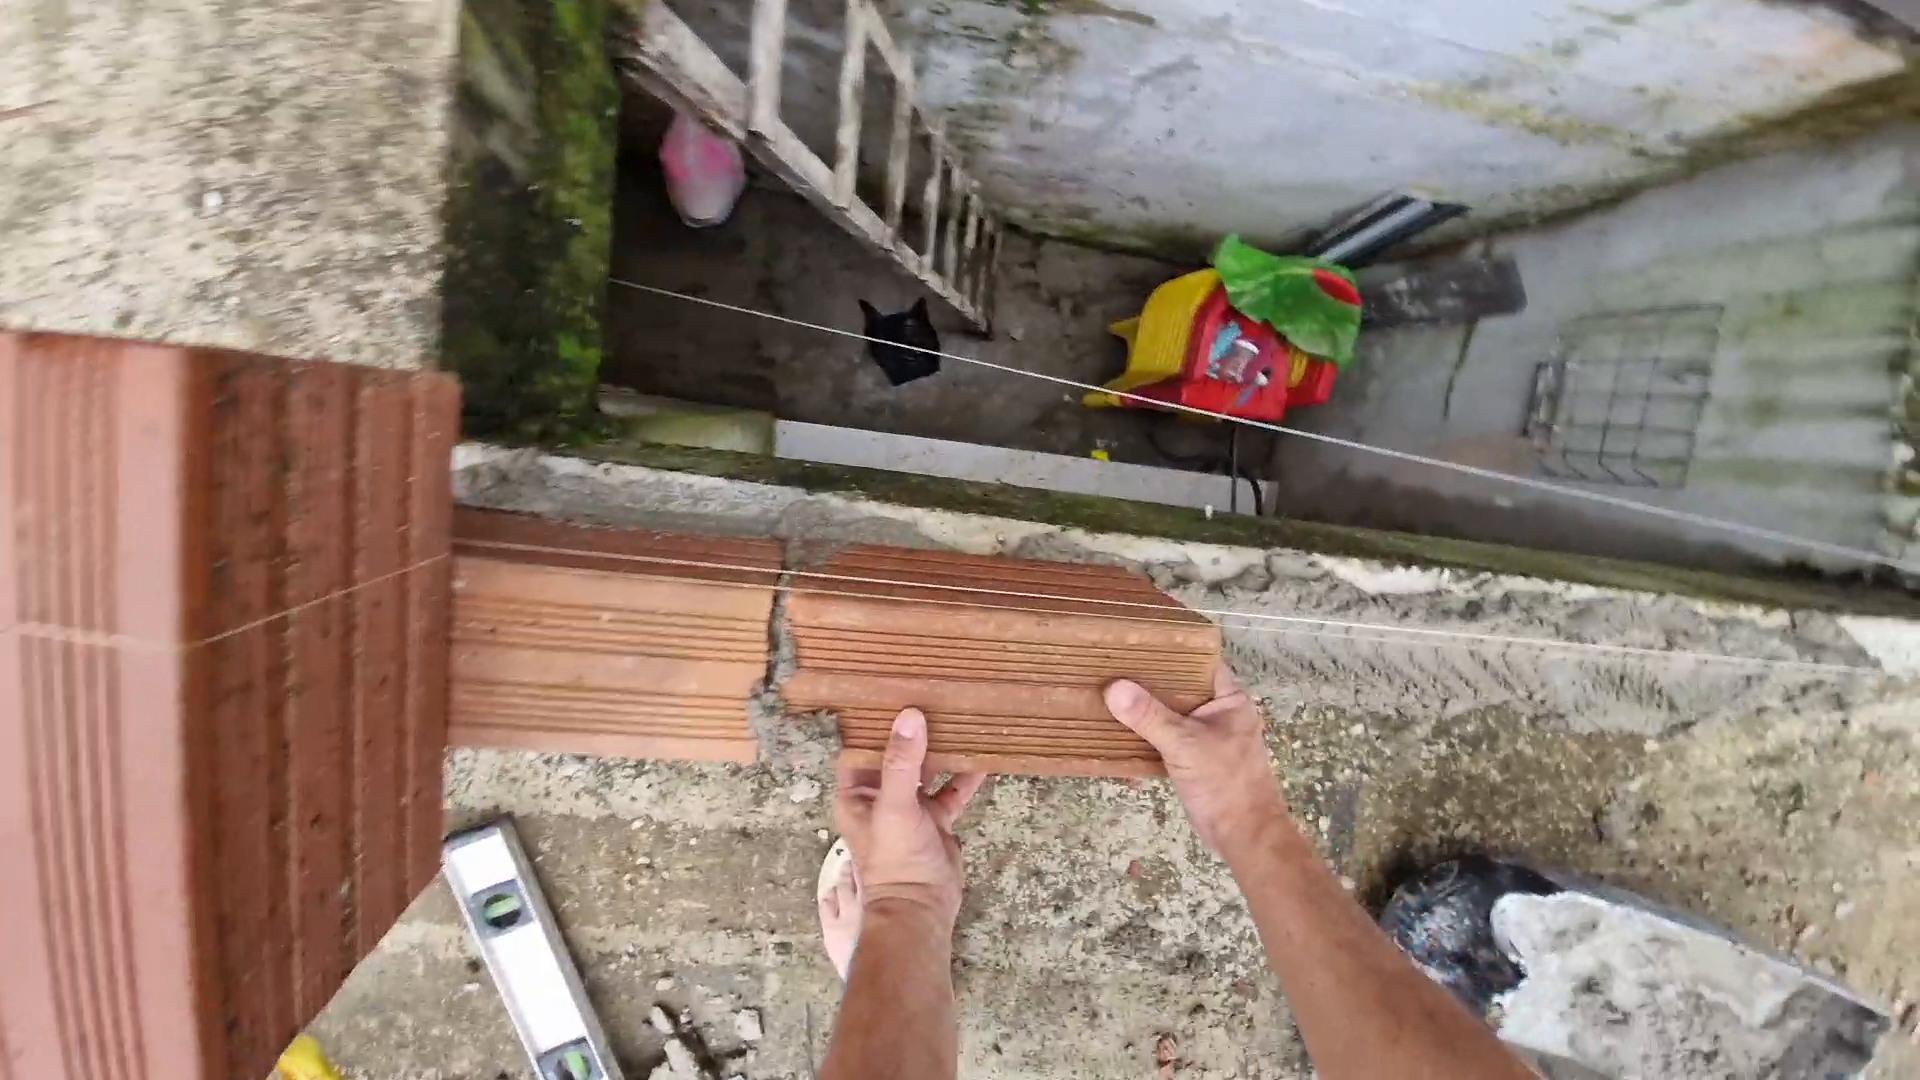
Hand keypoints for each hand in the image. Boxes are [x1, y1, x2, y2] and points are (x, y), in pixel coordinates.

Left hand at [834, 707, 987, 928]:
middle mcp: (880, 797)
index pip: (860, 748)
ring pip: (925, 770)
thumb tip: (910, 715)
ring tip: (957, 718)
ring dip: (939, 750)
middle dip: (911, 731)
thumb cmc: (895, 858)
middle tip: (931, 695)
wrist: (921, 909)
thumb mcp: (896, 805)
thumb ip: (903, 762)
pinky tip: (981, 757)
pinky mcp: (935, 820)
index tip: (892, 692)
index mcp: (856, 793)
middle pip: (895, 754)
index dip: (872, 723)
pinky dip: (963, 776)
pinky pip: (949, 791)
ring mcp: (909, 808)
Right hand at [1104, 664, 1288, 859]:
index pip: (1197, 660)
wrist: (1245, 838)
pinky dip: (1145, 731)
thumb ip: (1149, 716)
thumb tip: (1113, 688)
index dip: (1168, 649)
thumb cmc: (1225, 785)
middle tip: (1111, 664)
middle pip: (1178, 685)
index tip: (1133, 640)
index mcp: (1229, 699)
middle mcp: (1218, 712)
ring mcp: (1206, 735)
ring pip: (1170, 711)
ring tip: (1108, 689)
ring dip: (1143, 706)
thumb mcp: (1185, 744)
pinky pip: (1164, 734)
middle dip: (1147, 678)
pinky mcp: (1193, 757)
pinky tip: (1117, 727)